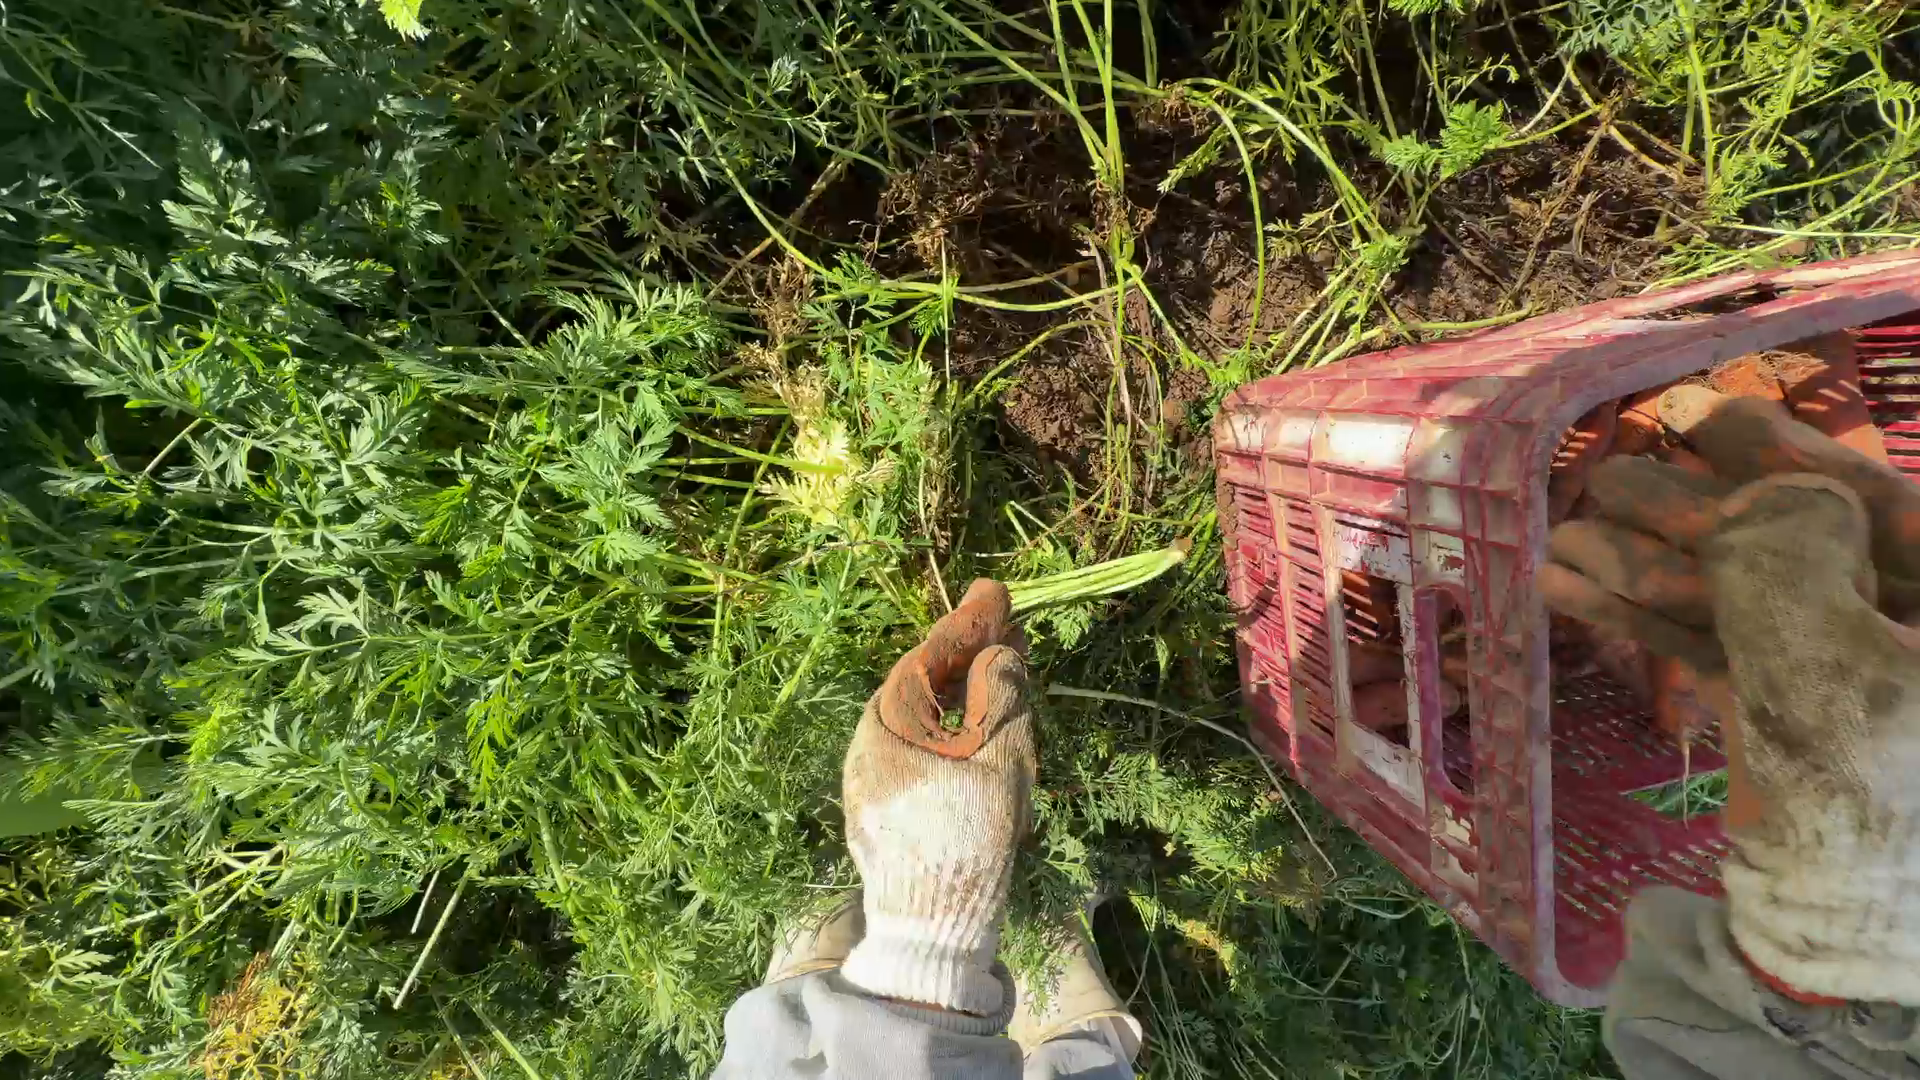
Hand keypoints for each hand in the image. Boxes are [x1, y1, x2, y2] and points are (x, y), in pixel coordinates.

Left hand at [839, 579, 1035, 1015]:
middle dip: (971, 652)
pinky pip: (922, 739)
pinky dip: (953, 720)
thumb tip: (1000, 653)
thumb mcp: (998, 763)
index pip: (931, 657)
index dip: (969, 623)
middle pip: (927, 680)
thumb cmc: (966, 842)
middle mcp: (870, 739)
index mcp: (886, 725)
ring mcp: (874, 769)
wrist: (929, 931)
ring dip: (966, 685)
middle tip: (1008, 623)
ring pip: (926, 710)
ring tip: (1004, 657)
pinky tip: (981, 711)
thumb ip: (1003, 699)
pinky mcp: (886, 794)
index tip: (998, 592)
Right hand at [1539, 389, 1919, 1004]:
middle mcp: (1917, 626)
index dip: (1785, 452)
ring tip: (1559, 534)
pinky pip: (1712, 642)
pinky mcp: (1790, 703)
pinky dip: (1639, 617)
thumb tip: (1761, 493)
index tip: (1696, 410)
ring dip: (1639, 565)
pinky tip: (1568, 584)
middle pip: (1795, 542)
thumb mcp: (1838, 684)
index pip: (1884, 502)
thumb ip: (1790, 573)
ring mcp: (1852, 668)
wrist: (1869, 943)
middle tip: (1602, 474)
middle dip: (1686, 511)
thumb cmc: (1888, 813)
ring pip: (1738, 593)